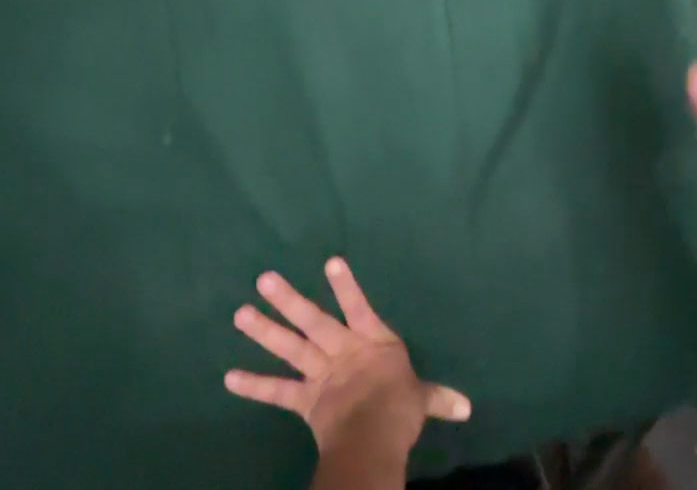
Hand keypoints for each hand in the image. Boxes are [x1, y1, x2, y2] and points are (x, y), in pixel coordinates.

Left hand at [225, 257, 470, 458]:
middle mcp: (342, 350)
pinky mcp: (304, 399)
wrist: (374, 436)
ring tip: (240, 313)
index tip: (330, 260)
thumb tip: (467, 408)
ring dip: (264, 330)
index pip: (359, 306)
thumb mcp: (422, 398)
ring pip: (290, 347)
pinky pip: (276, 391)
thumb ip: (438, 397)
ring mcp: (320, 373)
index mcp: (373, 341)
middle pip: (313, 321)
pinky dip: (253, 385)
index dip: (345, 284)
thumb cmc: (400, 408)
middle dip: (288, 300)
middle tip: (264, 278)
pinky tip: (228, 377)